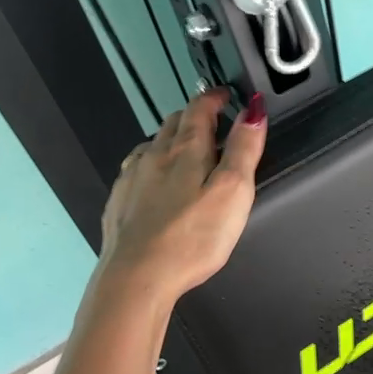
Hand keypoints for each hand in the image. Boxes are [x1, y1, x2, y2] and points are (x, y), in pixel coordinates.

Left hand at [98, 88, 267, 302]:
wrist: (135, 278)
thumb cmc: (191, 237)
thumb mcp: (233, 191)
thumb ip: (244, 148)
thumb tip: (253, 109)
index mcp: (186, 149)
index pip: (199, 108)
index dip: (214, 97)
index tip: (225, 95)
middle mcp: (155, 155)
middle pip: (174, 122)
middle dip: (194, 116)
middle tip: (213, 124)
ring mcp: (132, 178)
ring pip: (153, 145)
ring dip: (172, 140)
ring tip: (187, 152)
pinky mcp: (119, 202)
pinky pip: (136, 171)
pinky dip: (152, 166)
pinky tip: (157, 183)